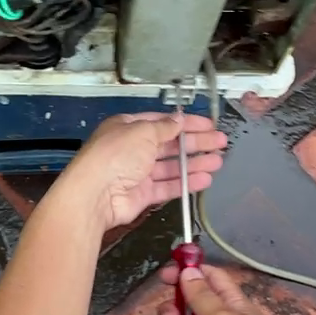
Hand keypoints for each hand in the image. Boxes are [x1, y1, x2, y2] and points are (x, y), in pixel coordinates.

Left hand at [51, 114, 226, 231]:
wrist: (95, 194)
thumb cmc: (114, 155)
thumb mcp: (141, 131)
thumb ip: (164, 127)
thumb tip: (177, 120)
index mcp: (129, 128)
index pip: (163, 122)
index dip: (186, 123)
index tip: (208, 125)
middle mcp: (133, 149)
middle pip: (170, 144)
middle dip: (196, 143)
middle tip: (220, 143)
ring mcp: (137, 173)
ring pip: (171, 166)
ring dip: (194, 163)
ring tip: (218, 161)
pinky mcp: (142, 194)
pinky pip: (168, 186)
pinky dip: (186, 183)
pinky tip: (205, 179)